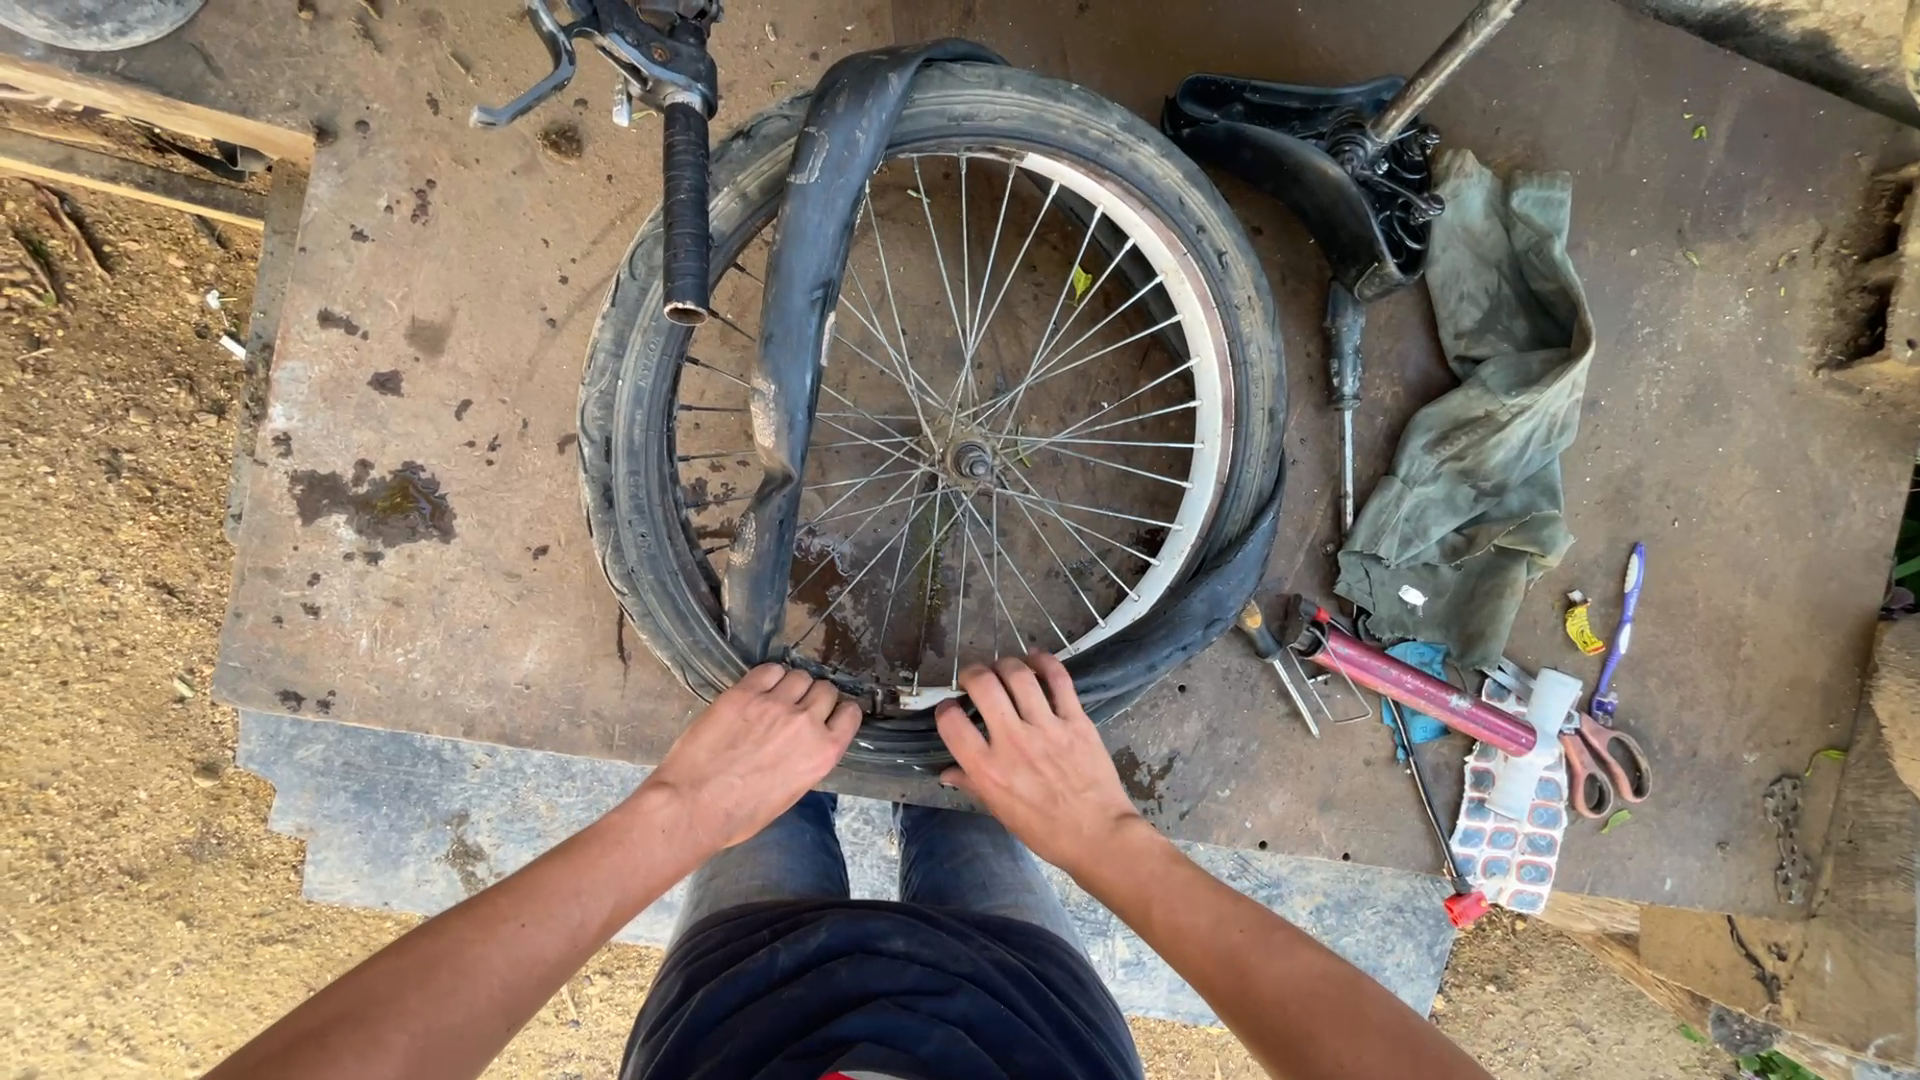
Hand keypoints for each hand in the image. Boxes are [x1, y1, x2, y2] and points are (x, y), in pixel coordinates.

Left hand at [644, 663, 859, 850]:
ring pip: (799, 676)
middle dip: (815, 696)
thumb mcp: (791, 791)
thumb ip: (807, 758)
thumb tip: (805, 742)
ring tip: (777, 696)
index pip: (850, 714)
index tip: (830, 713)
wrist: (693, 806)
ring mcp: (775, 704)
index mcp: (824, 752)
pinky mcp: (744, 693)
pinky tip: (760, 688)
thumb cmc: (740, 814)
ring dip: (793, 685)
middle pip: (825, 690)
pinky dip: (769, 676)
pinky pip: (769, 670)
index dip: (840, 711)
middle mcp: (806, 722)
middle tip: (798, 707)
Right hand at [935, 652, 1147, 875]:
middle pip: (984, 685)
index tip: (950, 707)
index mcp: (988, 770)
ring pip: (1019, 675)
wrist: (1098, 835)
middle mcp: (1013, 742)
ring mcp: (1046, 728)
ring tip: (1002, 668)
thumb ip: (972, 784)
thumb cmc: (1045, 830)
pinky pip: (1059, 680)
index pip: (951, 722)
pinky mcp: (1076, 720)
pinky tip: (1035, 657)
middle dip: (971, 673)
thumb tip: (946, 772)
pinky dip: (1045, 662)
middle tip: (973, 678)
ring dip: (1005, 664)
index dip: (945, 709)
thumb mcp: (1000, 812)